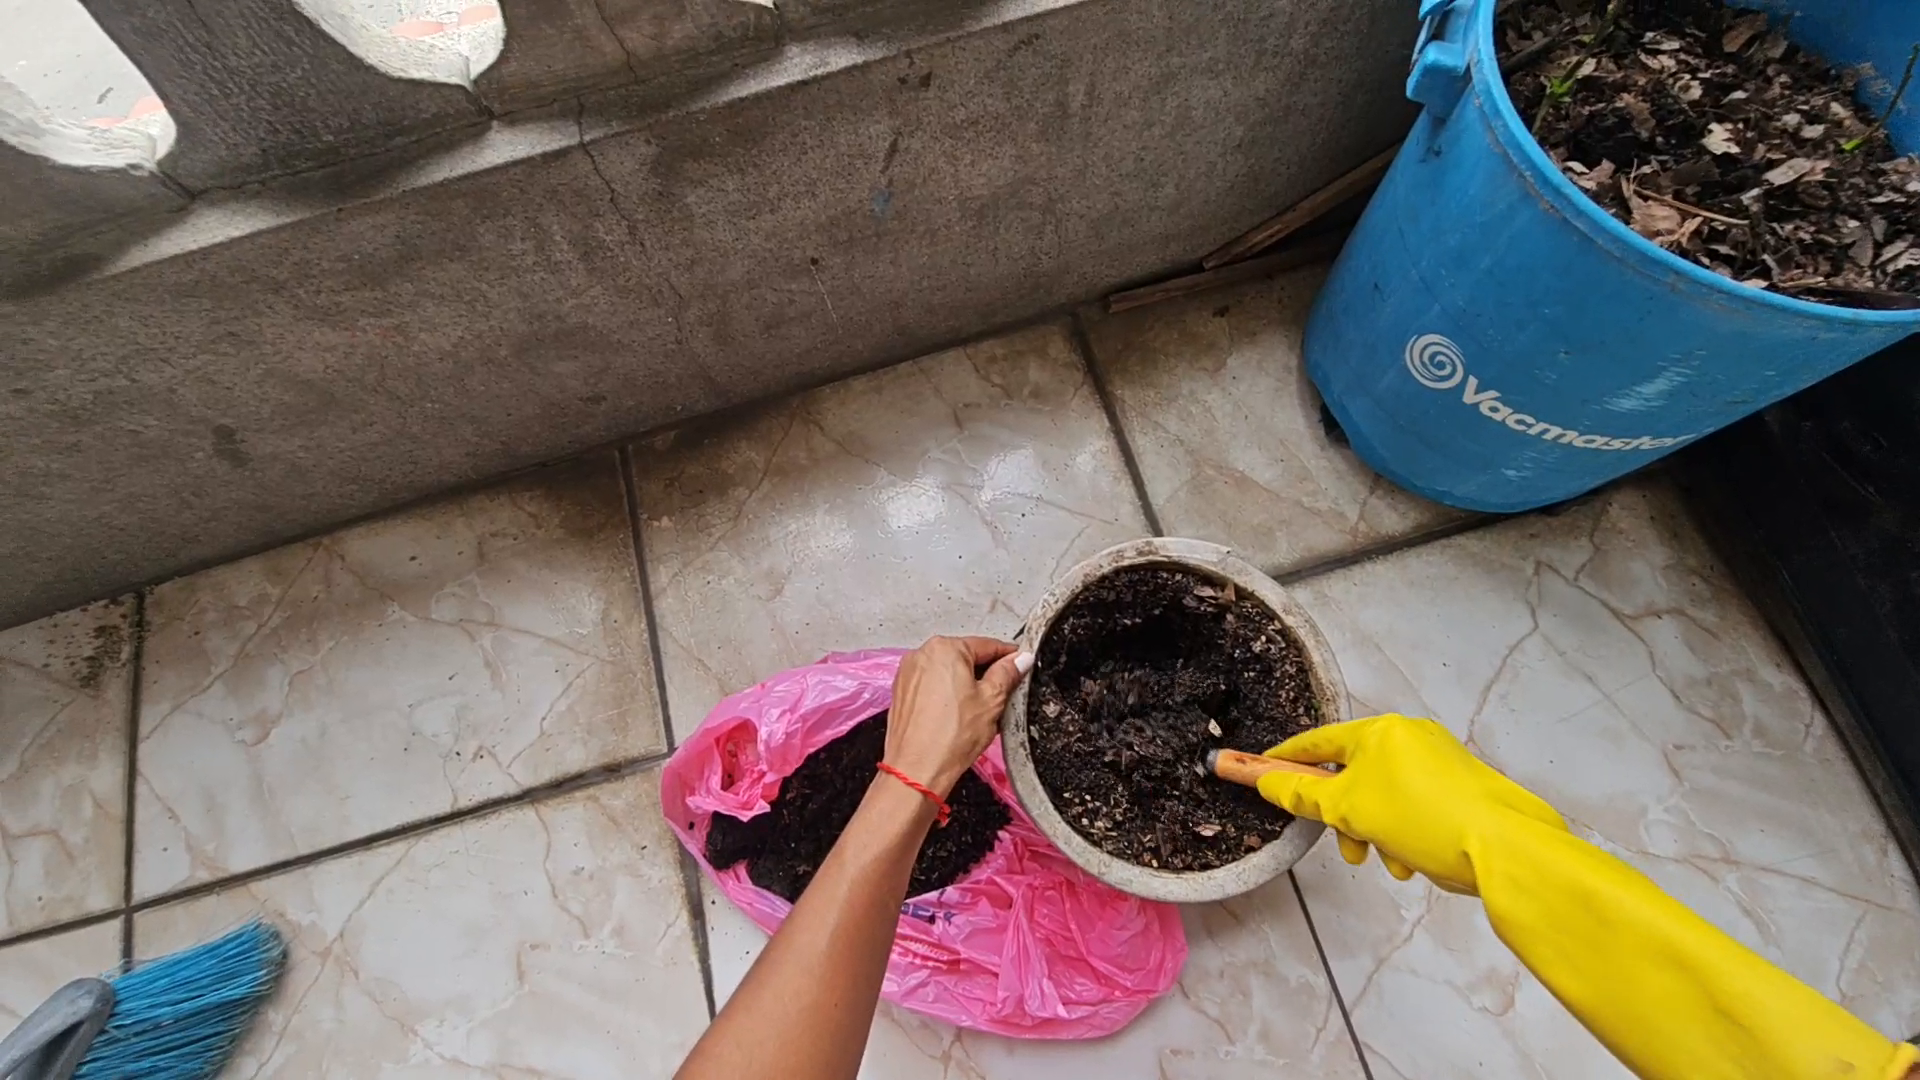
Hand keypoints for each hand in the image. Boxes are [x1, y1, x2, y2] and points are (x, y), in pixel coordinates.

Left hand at [884, 636, 1032, 797]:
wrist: (915, 770)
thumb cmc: (949, 738)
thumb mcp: (992, 700)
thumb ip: (1007, 673)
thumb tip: (1020, 659)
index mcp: (945, 648)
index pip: (986, 645)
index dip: (1008, 656)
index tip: (1020, 664)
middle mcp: (921, 654)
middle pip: (965, 657)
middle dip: (985, 674)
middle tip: (1003, 694)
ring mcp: (908, 673)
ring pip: (947, 672)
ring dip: (965, 685)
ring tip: (978, 712)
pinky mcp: (901, 692)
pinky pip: (931, 685)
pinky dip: (946, 695)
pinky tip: (956, 717)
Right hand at [1255, 713, 1567, 893]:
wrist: (1509, 850)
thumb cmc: (1420, 818)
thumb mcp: (1346, 809)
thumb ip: (1299, 794)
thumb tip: (1266, 781)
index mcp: (1380, 731)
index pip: (1317, 741)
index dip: (1286, 759)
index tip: (1264, 771)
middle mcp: (1411, 737)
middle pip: (1353, 773)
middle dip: (1343, 814)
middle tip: (1344, 844)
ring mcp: (1443, 762)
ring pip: (1385, 795)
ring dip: (1375, 829)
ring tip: (1389, 861)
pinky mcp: (1467, 790)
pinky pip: (1417, 807)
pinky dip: (1406, 831)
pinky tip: (1414, 861)